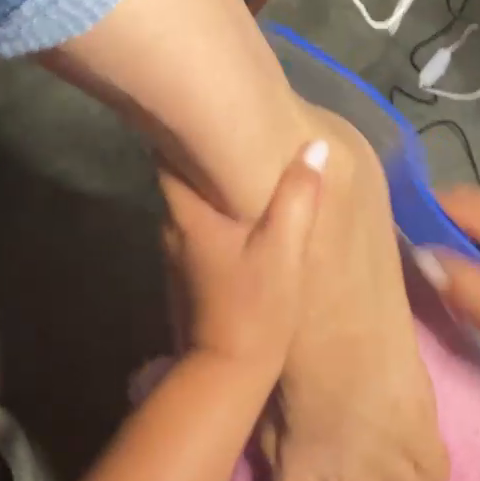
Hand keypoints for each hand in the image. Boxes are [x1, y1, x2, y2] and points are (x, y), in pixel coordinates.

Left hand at [166, 141, 328, 370]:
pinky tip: (236, 210)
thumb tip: (314, 145)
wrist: (227, 374)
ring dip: (206, 183)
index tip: (200, 106)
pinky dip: (211, 211)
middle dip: (196, 151)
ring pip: (187, 201)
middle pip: (177, 175)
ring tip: (236, 161)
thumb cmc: (256, 305)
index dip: (178, 128)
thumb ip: (297, 195)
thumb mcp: (284, 249)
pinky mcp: (186, 272)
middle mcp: (172, 226)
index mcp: (188, 213)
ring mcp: (175, 251)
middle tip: (227, 126)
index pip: (166, 155)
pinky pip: (195, 225)